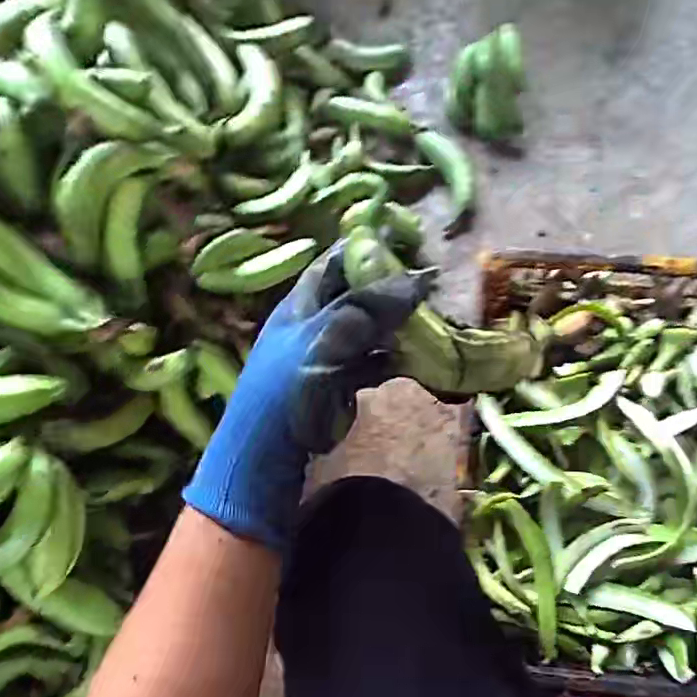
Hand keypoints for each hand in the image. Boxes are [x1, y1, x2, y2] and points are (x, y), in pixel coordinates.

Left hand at [181, 240, 428, 548]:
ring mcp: (325, 353)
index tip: (409, 245)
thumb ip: (366, 308)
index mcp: (302, 302)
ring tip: (429, 323)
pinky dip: (390, 359)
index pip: (337, 260)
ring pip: (368, 329)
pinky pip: (369, 361)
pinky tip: (412, 362)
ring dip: (396, 326)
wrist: (266, 451)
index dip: (369, 248)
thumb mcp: (324, 340)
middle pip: (357, 294)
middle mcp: (313, 321)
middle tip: (430, 288)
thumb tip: (416, 279)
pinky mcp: (336, 382)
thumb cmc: (287, 389)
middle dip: (392, 290)